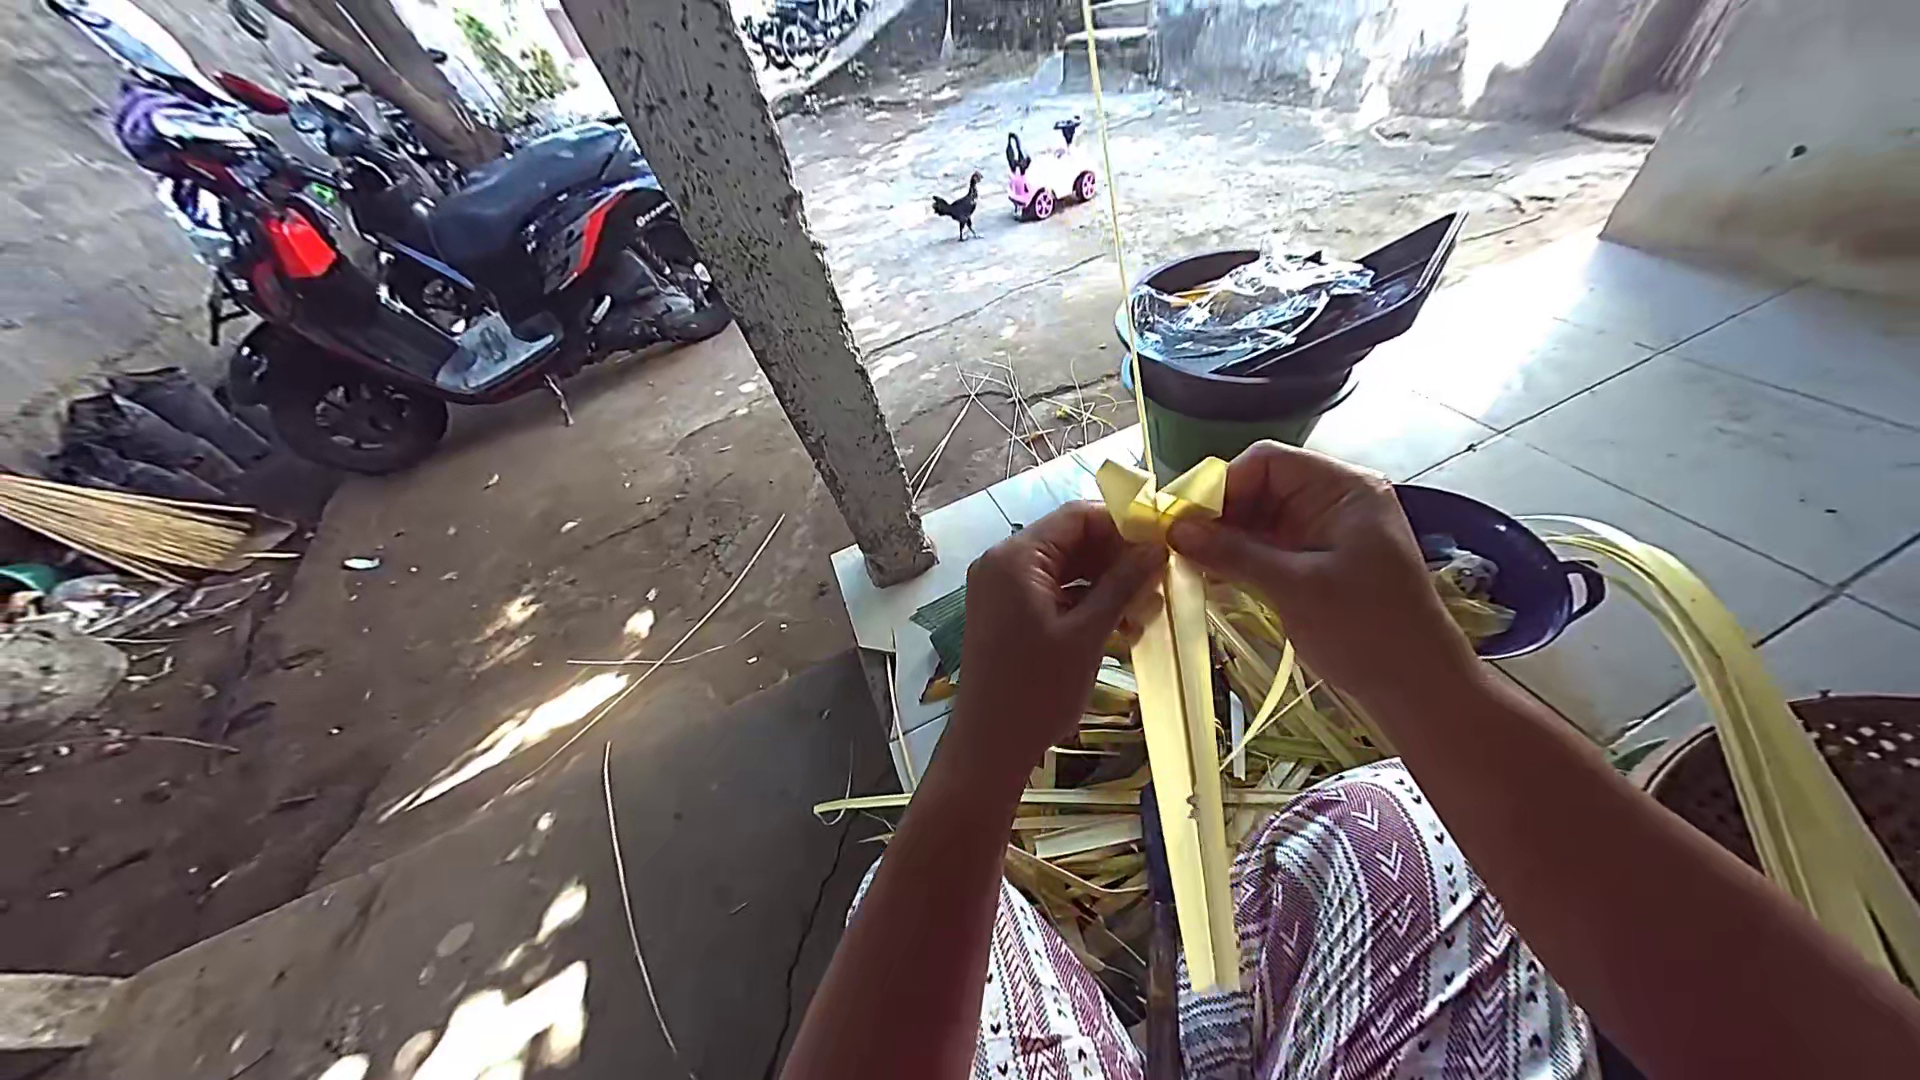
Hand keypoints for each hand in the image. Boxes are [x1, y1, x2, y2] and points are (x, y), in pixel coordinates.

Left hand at [947, 502, 1162, 787]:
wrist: (989, 746)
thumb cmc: (1037, 690)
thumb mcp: (1087, 633)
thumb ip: (1122, 583)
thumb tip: (1156, 548)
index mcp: (1015, 557)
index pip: (1076, 517)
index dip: (1122, 525)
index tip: (1161, 544)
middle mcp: (1001, 562)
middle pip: (1069, 541)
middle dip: (1115, 559)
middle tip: (1159, 582)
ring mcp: (1000, 588)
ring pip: (1063, 569)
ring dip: (1103, 584)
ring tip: (1145, 610)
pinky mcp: (1005, 612)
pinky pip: (1050, 592)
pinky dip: (1082, 602)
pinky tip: (1119, 623)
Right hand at [1167, 442, 1476, 703]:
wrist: (1416, 686)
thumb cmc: (1369, 629)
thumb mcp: (1296, 586)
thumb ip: (1233, 553)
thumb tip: (1175, 530)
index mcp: (1342, 489)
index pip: (1267, 461)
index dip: (1222, 484)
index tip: (1185, 518)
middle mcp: (1328, 501)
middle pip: (1255, 487)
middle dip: (1216, 513)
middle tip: (1178, 543)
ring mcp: (1317, 531)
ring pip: (1252, 518)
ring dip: (1220, 537)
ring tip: (1188, 561)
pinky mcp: (1306, 560)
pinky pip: (1258, 545)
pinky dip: (1232, 557)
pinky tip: (1207, 574)